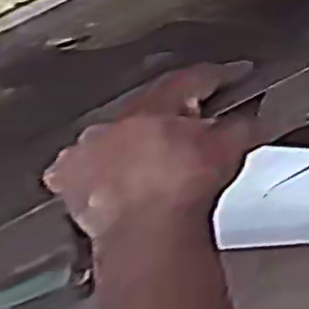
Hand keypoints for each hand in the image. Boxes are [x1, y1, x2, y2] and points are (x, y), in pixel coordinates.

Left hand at [43, 63, 259, 241]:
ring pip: (121, 131)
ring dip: (142, 135)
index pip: (190, 79)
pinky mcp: (68, 183)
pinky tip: (130, 170)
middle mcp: (111, 127)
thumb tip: (240, 114)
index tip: (233, 75)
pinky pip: (92, 161)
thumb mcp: (235, 142)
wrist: (149, 233)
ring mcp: (84, 155)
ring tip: (167, 148)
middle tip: (201, 117)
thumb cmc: (185, 188)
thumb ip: (240, 118)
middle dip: (177, 109)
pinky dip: (111, 161)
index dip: (218, 76)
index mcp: (151, 109)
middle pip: (152, 104)